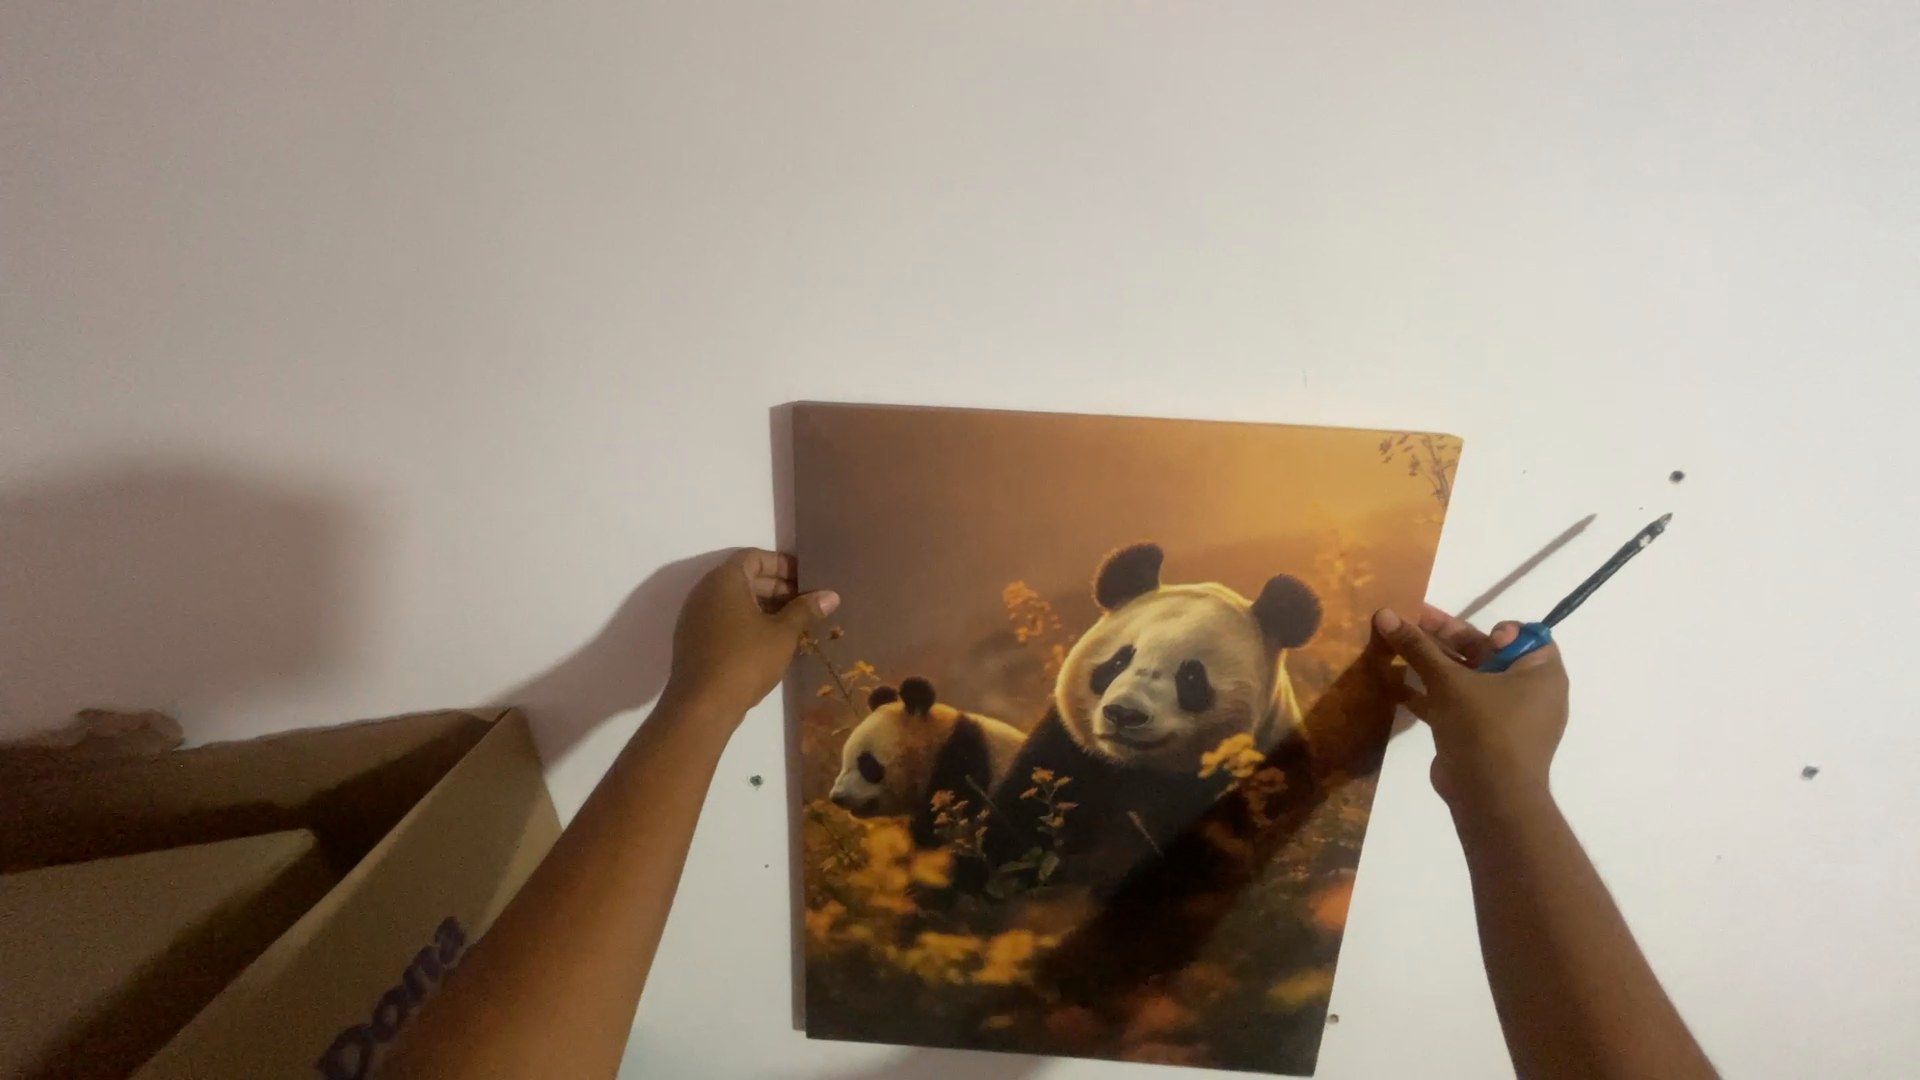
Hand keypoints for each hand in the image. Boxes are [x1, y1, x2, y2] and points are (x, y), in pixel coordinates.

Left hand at [661, 549, 839, 720]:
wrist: (702, 706)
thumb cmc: (746, 659)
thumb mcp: (783, 633)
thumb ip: (806, 609)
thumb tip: (831, 595)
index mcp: (724, 580)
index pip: (755, 557)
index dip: (783, 564)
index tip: (806, 578)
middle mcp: (705, 591)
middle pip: (744, 577)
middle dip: (777, 587)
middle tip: (806, 602)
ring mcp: (696, 617)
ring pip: (735, 600)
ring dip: (765, 606)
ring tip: (795, 622)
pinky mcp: (694, 640)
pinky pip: (725, 619)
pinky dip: (748, 622)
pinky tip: (772, 641)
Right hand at [1371, 605, 1569, 809]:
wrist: (1489, 795)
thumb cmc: (1484, 727)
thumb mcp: (1448, 680)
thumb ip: (1416, 646)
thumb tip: (1384, 613)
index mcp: (1539, 674)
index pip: (1523, 636)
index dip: (1492, 628)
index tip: (1461, 630)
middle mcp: (1527, 692)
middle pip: (1485, 653)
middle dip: (1444, 639)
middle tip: (1407, 623)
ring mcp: (1503, 715)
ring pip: (1465, 679)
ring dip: (1431, 665)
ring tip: (1394, 649)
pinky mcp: (1480, 734)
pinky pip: (1454, 704)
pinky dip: (1429, 694)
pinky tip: (1395, 687)